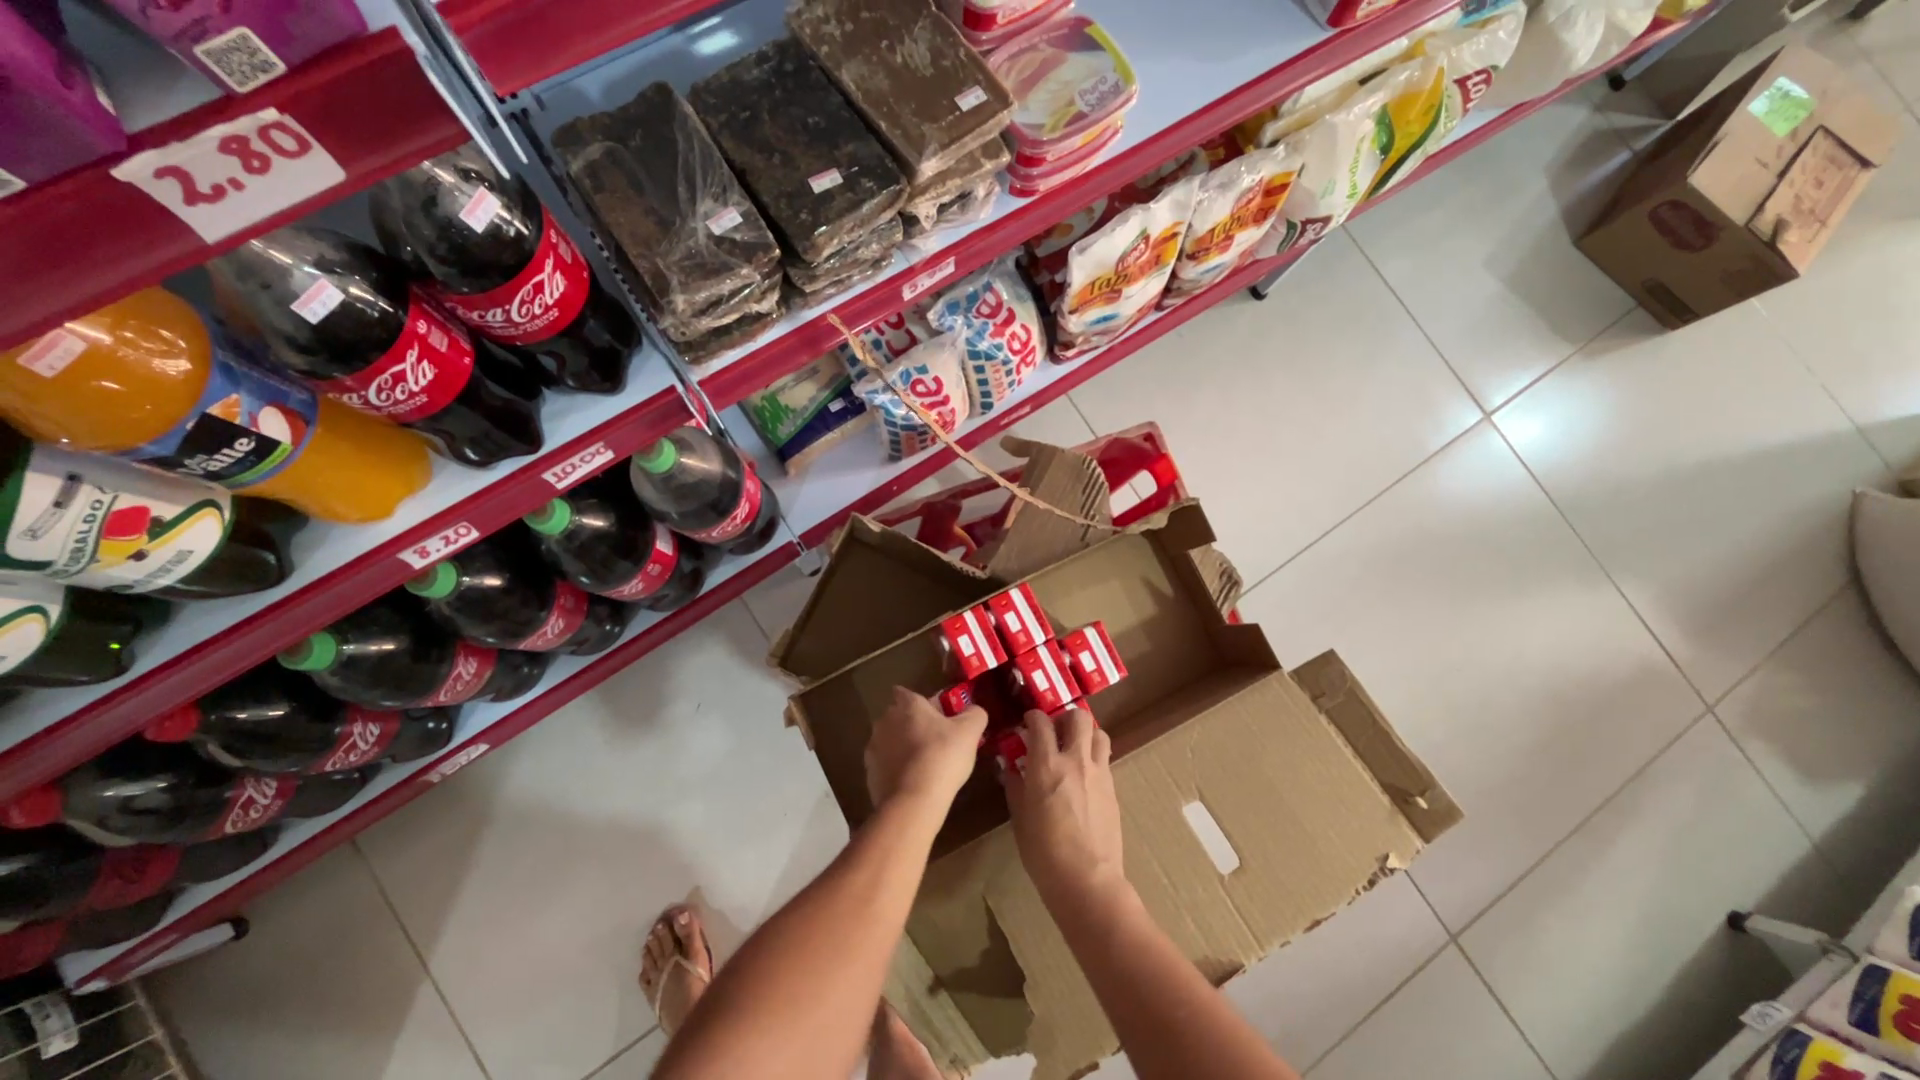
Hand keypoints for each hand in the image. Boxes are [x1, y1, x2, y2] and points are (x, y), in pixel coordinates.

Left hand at [866, 687, 988, 811]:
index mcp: (907, 705)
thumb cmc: (942, 757)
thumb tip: (973, 711)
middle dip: (913, 725)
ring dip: (903, 748)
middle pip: (898, 717)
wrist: (913, 800)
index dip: (922, 703)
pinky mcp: (869, 772)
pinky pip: (885, 765)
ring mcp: (873, 747)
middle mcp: (884, 721)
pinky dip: (896, 770)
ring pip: (890, 741)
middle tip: (936, 742)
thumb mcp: (970, 731)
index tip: (937, 716)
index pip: (906, 693)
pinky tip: (912, 783)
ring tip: (924, 766)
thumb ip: (974, 714)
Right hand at [999, 708, 1125, 906]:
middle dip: (1064, 717)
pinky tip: (1083, 777)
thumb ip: (1015, 787)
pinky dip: (1093, 758)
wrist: (1086, 879)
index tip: (1027, 723)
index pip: (1040, 723)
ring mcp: (1099, 773)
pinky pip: (1105, 760)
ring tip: (1074, 748)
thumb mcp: (1020, 818)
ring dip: (1086, 734)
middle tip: (1054, 731)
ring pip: (1099, 733)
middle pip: (1078, 717)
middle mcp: (1075, 760)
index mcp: (1046, 765)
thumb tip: (1010, 768)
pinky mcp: (1113, 789)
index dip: (1032, 717)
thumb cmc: (1043, 852)